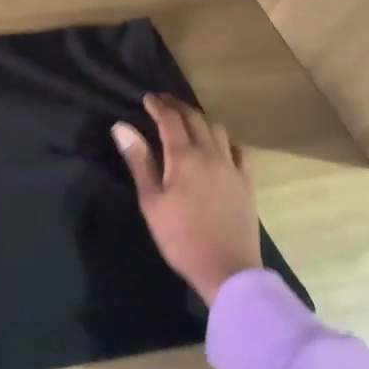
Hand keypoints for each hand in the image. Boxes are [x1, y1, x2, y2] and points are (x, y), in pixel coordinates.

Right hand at [111, 93, 262, 305]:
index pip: (171, 120)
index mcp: (185, 157)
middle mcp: (211, 154)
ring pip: (218, 130)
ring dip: (201, 118)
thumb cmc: (180, 236)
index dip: (158, 106)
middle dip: (178, 107)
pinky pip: (238, 150)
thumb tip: (122, 127)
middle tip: (164, 102)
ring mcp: (233, 167)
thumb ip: (139, 161)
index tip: (147, 98)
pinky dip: (225, 139)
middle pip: (196, 119)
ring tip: (188, 118)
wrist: (227, 269)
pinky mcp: (247, 183)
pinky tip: (220, 143)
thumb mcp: (151, 201)